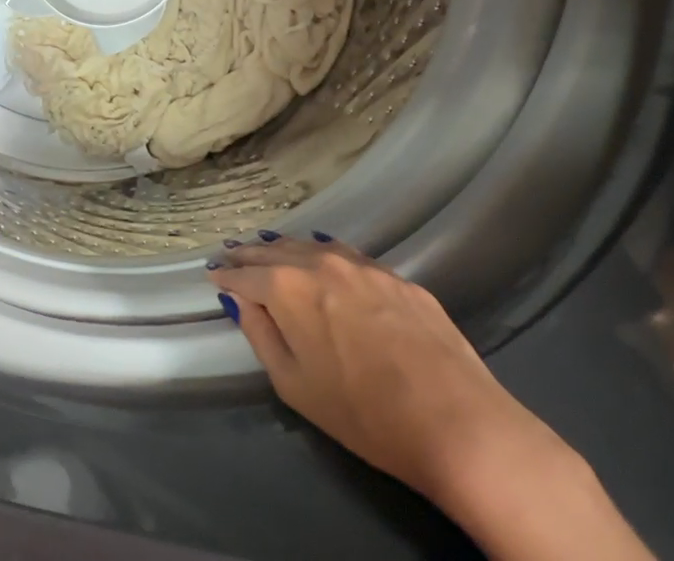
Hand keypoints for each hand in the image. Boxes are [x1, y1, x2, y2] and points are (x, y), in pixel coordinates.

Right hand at [209, 234, 568, 501]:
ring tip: (271, 251)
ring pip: (315, 248)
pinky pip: (352, 258)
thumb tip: (241, 300)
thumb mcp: (292, 383)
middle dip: (250, 255)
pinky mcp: (403, 282)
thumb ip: (259, 333)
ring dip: (288, 249)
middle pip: (276, 252)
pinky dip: (328, 256)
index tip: (212, 276)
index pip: (243, 275)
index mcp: (287, 288)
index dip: (224, 276)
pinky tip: (325, 260)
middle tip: (232, 257)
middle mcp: (323, 265)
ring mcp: (367, 269)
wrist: (461, 427)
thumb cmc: (363, 413)